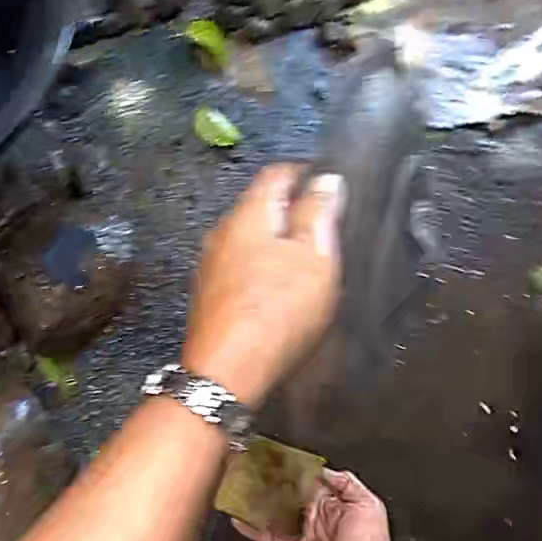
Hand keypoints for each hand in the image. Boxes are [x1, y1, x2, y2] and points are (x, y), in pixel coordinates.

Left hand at [180, 164, 343, 404]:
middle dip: (293, 209)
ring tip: (307, 259)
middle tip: (326, 226)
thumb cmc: (277, 309)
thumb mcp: (314, 257)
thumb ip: (318, 214)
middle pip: (260, 205)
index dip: (308, 171)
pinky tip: (279, 286)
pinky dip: (261, 265)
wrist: (226, 368)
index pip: (277, 172)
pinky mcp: (208, 292)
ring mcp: (210, 264)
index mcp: (247, 214)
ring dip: (276, 241)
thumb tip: (325, 179)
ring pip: (248, 237)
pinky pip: (239, 265)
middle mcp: (220, 232)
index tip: (333, 184)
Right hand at [236, 469, 399, 540]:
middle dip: (269, 482)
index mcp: (327, 503)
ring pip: (270, 512)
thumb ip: (346, 482)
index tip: (274, 457)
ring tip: (239, 486)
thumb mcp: (367, 503)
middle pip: (284, 494)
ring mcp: (295, 532)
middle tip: (251, 468)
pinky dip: (248, 527)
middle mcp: (309, 515)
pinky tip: (236, 516)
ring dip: (256, 501)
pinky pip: (263, 535)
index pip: (304, 481)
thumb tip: (322, 468)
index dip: (290, 469)